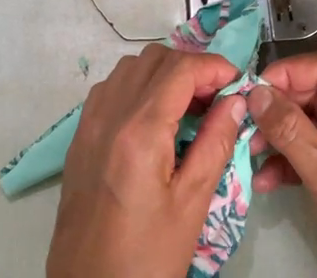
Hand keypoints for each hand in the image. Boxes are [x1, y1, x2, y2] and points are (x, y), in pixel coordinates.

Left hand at [48, 44, 247, 277]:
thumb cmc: (147, 257)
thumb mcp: (192, 205)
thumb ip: (216, 144)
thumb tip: (236, 101)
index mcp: (140, 130)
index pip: (181, 69)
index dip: (214, 67)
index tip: (238, 82)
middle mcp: (110, 114)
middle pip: (155, 59)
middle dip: (190, 68)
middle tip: (216, 98)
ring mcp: (89, 124)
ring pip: (129, 68)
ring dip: (162, 74)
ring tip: (188, 108)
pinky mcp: (79, 138)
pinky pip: (109, 89)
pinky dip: (136, 87)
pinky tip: (154, 119)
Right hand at [249, 52, 316, 277]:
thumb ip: (291, 132)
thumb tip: (254, 92)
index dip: (287, 74)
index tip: (249, 90)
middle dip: (279, 111)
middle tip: (243, 126)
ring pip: (314, 127)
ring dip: (281, 139)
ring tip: (249, 155)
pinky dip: (292, 164)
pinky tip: (267, 181)